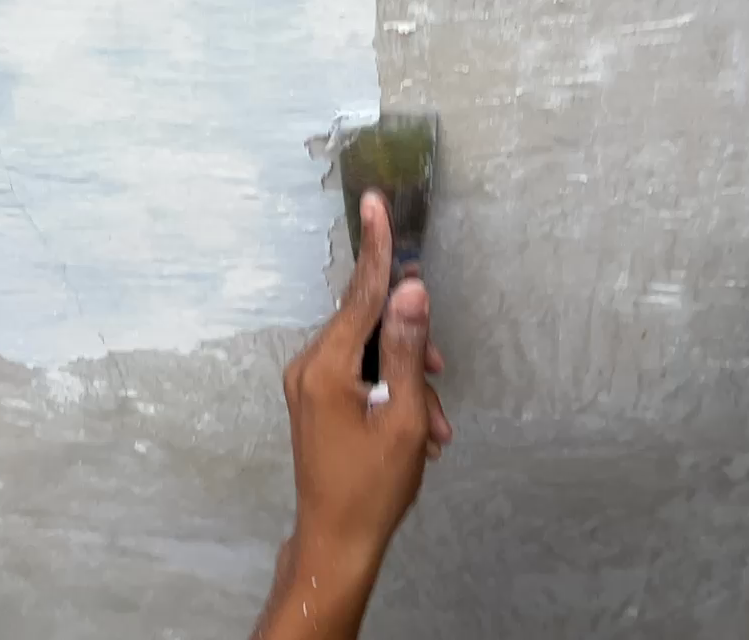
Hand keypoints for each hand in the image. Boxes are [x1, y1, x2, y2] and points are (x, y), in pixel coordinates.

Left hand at [254, 192, 451, 637]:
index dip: (376, 246)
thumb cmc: (372, 488)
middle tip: (440, 379)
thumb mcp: (404, 417)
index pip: (360, 293)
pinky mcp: (314, 397)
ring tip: (433, 427)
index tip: (375, 203)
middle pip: (369, 325)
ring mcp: (308, 382)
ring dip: (407, 379)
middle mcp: (309, 364)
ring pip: (369, 353)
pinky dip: (389, 390)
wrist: (335, 545)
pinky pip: (358, 373)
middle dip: (412, 348)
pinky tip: (416, 430)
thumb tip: (412, 290)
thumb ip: (408, 349)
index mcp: (326, 365)